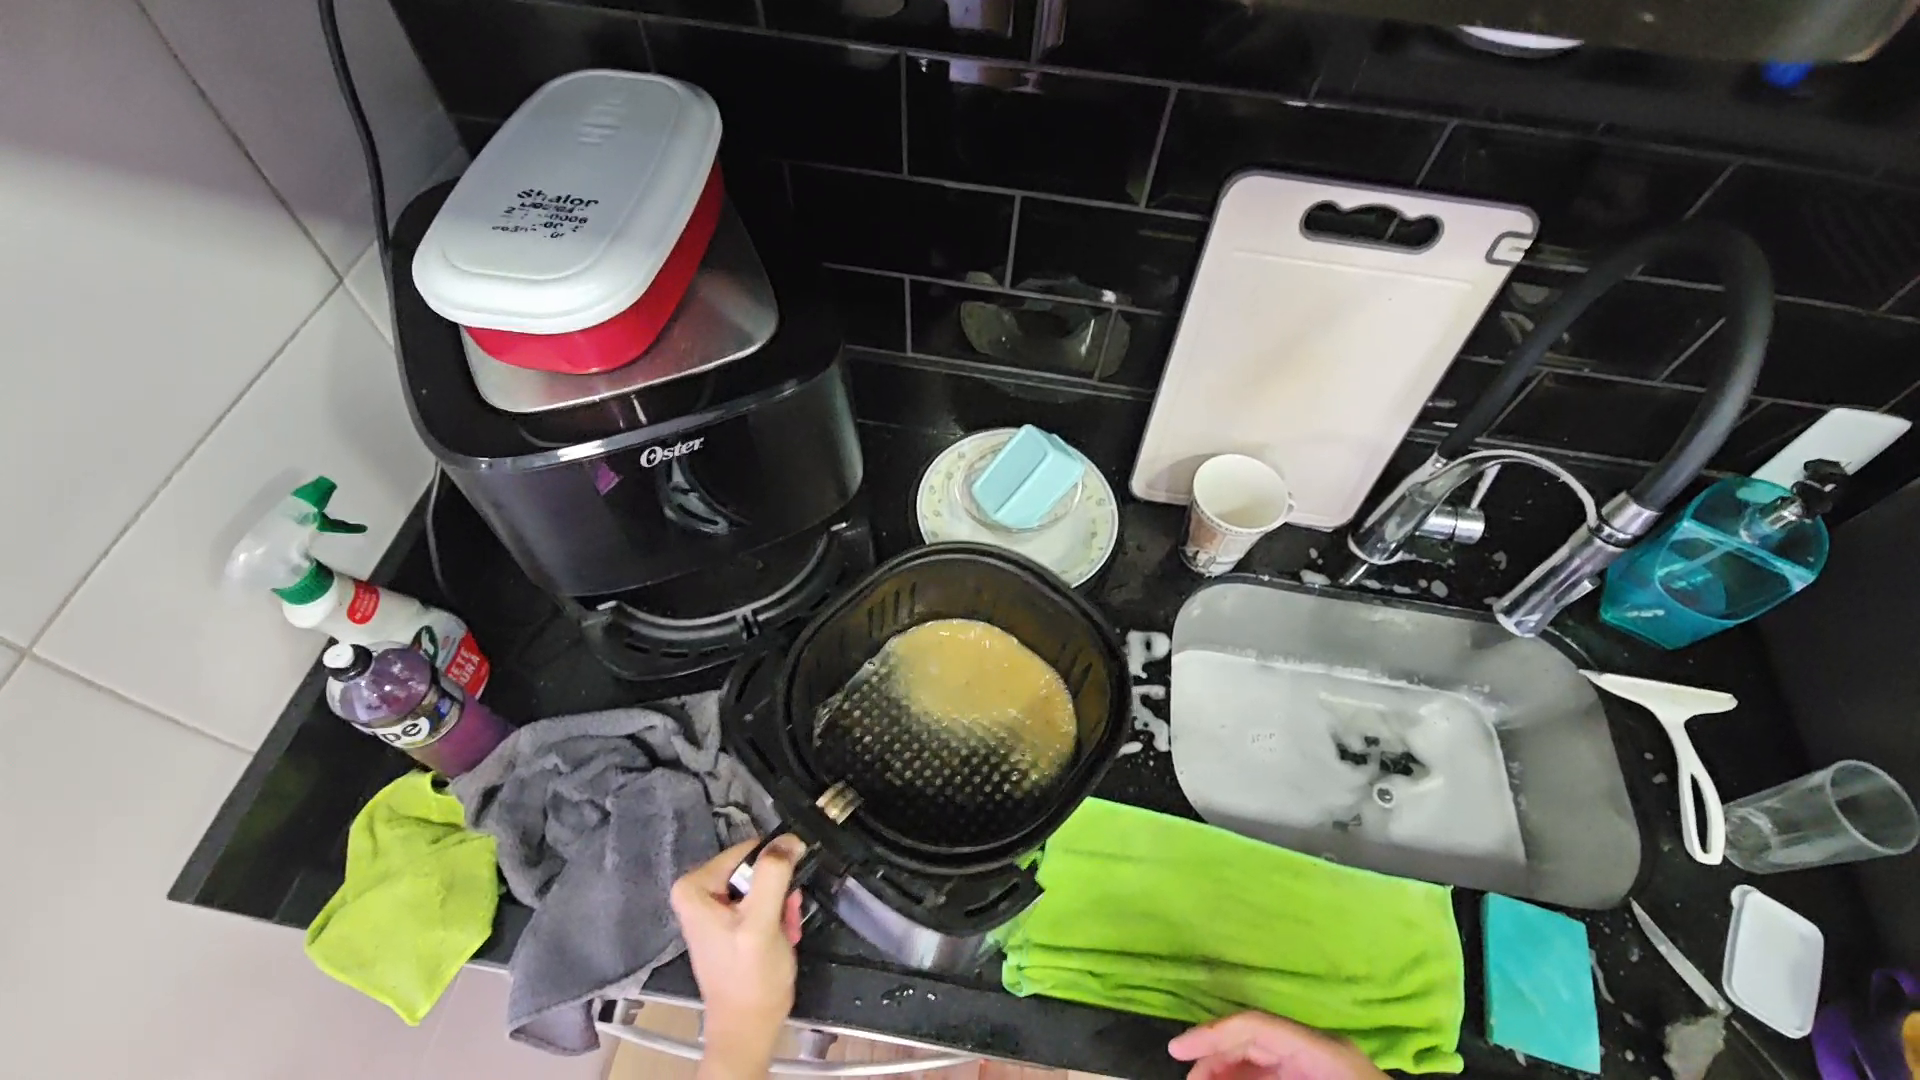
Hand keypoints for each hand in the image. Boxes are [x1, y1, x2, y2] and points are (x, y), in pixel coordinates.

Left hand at [670, 836, 806, 1079]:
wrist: (749, 1028)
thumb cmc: (750, 977)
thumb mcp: (762, 922)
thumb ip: (773, 875)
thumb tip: (789, 837)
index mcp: (694, 886)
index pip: (747, 851)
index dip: (773, 870)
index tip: (784, 897)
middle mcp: (698, 891)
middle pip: (754, 868)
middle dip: (778, 891)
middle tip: (786, 917)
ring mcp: (713, 907)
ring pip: (763, 884)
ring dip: (781, 905)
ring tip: (785, 931)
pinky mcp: (729, 922)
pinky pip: (761, 900)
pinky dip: (776, 916)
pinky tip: (781, 936)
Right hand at [1169, 1012, 1387, 1079]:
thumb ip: (1258, 1077)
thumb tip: (1207, 1076)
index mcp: (1322, 1050)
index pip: (1255, 1025)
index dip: (1211, 1033)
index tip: (1175, 1049)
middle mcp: (1320, 1050)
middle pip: (1254, 1038)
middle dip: (1215, 1056)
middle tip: (1186, 1077)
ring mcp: (1321, 1066)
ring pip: (1261, 1057)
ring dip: (1227, 1070)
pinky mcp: (1318, 1079)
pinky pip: (1273, 1073)